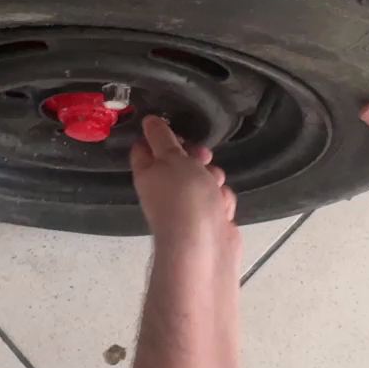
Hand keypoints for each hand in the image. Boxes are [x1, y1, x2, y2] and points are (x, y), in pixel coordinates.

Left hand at [131, 116, 240, 260]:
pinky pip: (218, 199)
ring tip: (214, 189)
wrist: (204, 248)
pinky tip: (222, 210)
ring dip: (214, 179)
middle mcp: (164, 188)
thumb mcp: (171, 158)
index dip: (161, 135)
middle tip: (203, 156)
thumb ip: (163, 138)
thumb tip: (148, 120)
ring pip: (205, 178)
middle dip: (197, 156)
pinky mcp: (209, 218)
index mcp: (148, 173)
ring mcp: (187, 205)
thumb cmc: (184, 197)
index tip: (178, 128)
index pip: (146, 146)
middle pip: (181, 161)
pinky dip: (222, 202)